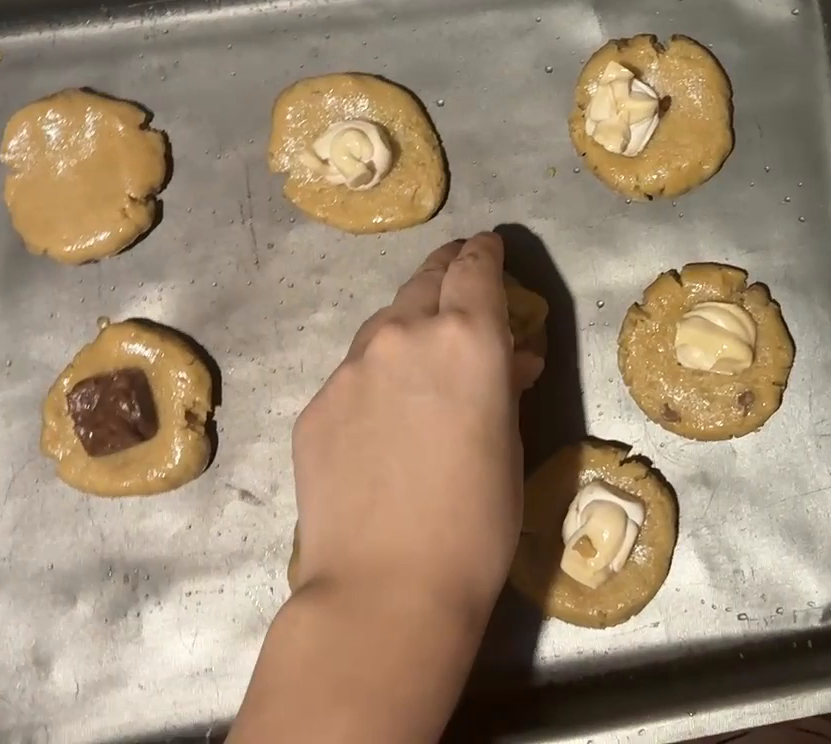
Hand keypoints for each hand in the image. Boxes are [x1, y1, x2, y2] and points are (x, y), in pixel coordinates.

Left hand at [289, 232, 539, 616]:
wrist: (387, 586)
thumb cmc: (479, 517)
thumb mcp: (511, 440)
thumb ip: (508, 383)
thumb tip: (512, 358)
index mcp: (467, 336)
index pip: (476, 267)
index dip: (485, 251)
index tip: (489, 245)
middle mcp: (406, 334)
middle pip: (426, 280)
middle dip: (447, 271)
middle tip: (459, 274)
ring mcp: (352, 368)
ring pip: (385, 324)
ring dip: (409, 324)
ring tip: (423, 352)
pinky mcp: (317, 405)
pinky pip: (355, 373)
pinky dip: (377, 375)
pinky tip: (384, 416)